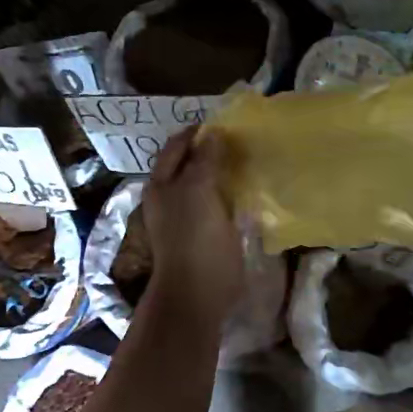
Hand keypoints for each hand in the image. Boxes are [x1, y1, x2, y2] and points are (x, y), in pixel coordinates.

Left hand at [141, 128, 242, 316]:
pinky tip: (251, 186)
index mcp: (161, 184)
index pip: (177, 147)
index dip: (196, 133)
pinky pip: (221, 203)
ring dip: (224, 171)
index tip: (224, 121)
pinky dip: (233, 192)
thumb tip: (214, 133)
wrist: (199, 290)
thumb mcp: (197, 190)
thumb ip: (205, 160)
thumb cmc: (194, 237)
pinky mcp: (210, 231)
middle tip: (241, 138)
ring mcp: (191, 215)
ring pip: (207, 183)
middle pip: (191, 164)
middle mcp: (172, 197)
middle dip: (212, 151)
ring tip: (248, 157)